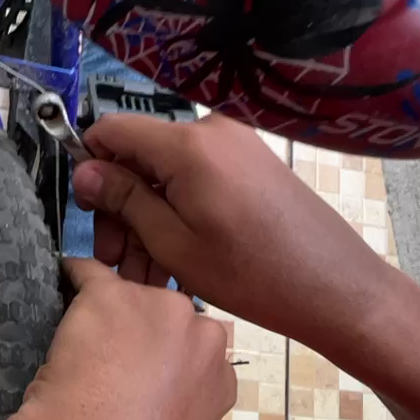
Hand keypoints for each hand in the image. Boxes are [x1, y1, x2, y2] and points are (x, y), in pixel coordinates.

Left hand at [4, 258, 233, 419]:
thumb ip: (169, 407)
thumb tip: (143, 400)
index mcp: (221, 379)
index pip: (193, 347)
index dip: (160, 357)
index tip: (136, 369)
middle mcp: (201, 336)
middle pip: (167, 315)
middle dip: (141, 330)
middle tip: (107, 358)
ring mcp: (159, 310)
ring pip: (130, 297)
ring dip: (109, 312)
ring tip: (81, 345)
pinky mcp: (111, 296)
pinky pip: (89, 272)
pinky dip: (74, 274)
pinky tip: (63, 277)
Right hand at [71, 113, 401, 359]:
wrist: (336, 289)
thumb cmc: (251, 274)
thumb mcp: (173, 243)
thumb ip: (124, 199)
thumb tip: (83, 170)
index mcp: (187, 145)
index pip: (111, 130)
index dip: (90, 167)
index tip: (89, 212)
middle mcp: (210, 132)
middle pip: (138, 158)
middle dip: (119, 208)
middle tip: (115, 261)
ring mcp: (234, 146)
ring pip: (164, 177)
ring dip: (145, 222)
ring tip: (143, 276)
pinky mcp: (248, 165)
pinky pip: (193, 183)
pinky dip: (175, 217)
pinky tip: (170, 264)